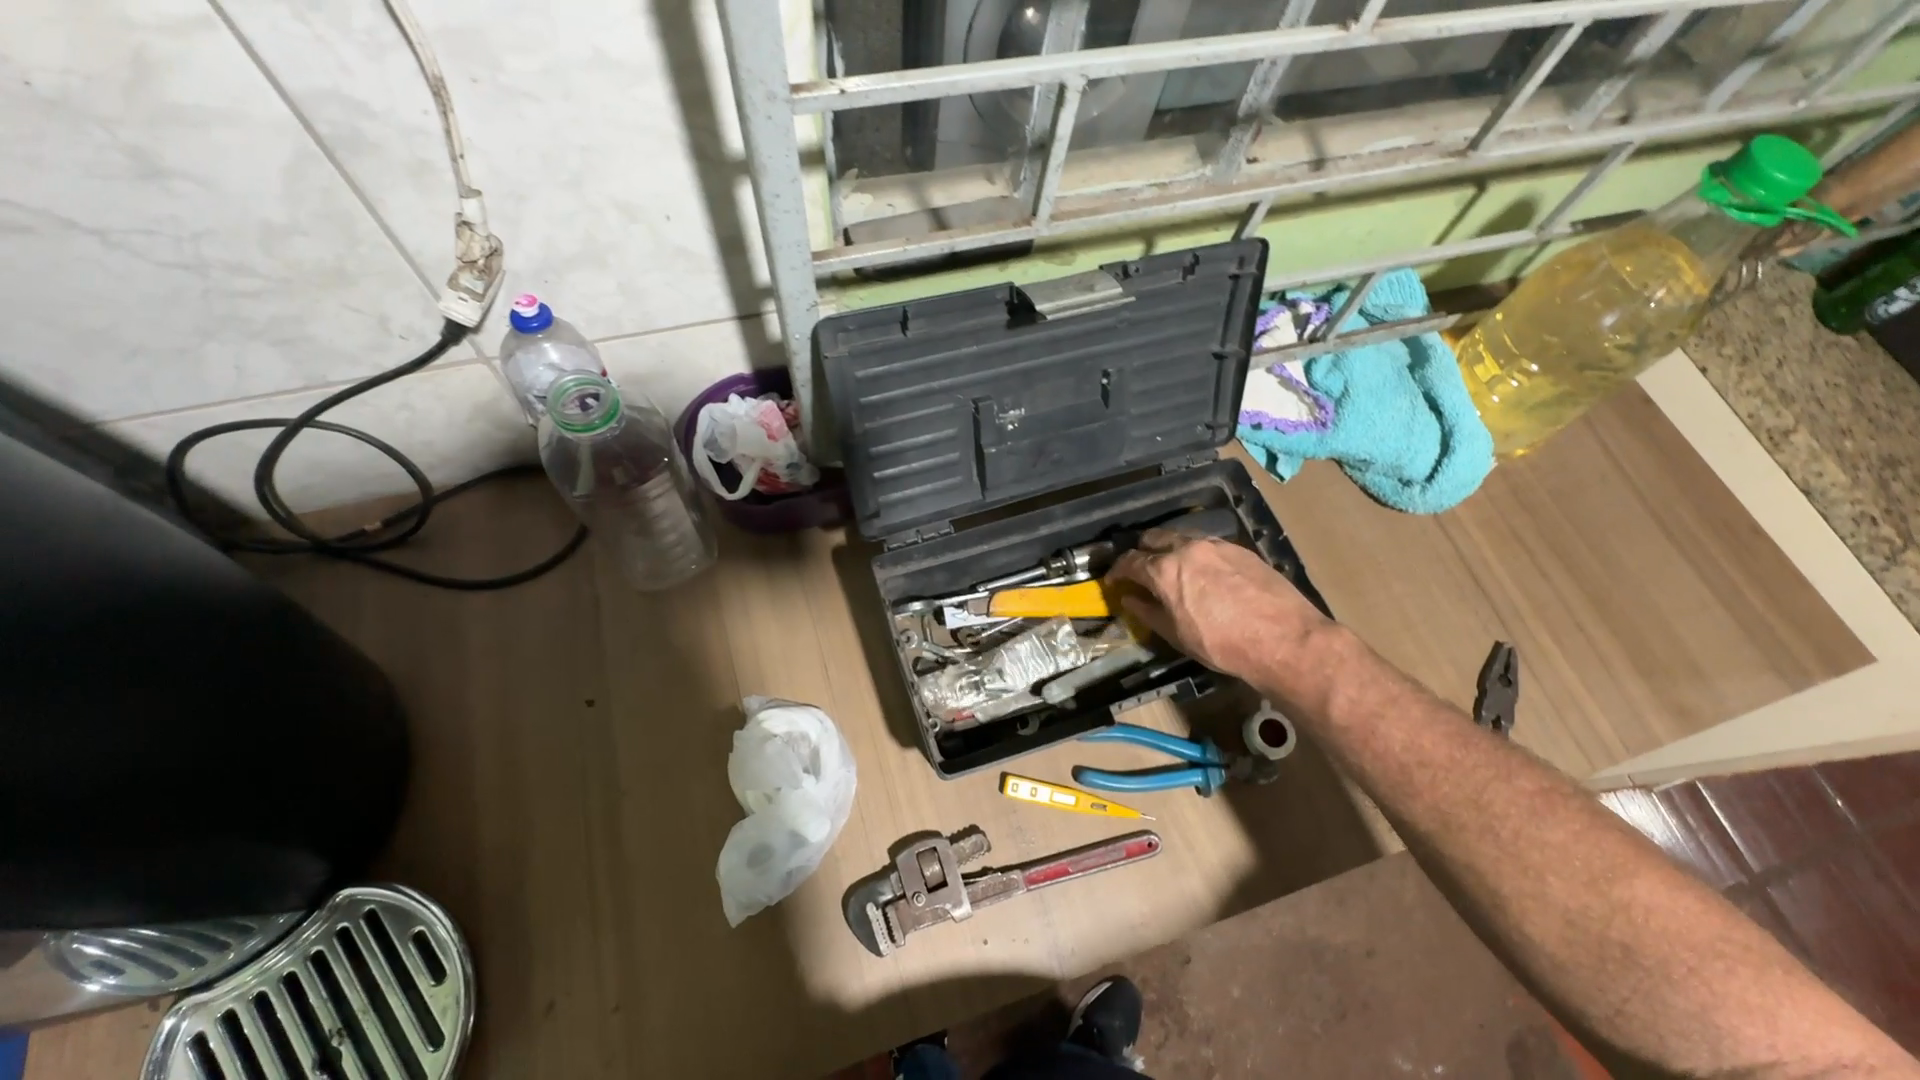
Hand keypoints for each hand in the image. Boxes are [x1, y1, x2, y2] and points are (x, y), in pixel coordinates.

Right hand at [1106, 528, 1331, 681]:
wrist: (1283, 638)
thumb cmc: (1222, 644)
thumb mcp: (1177, 634)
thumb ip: (1148, 612)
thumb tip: (1129, 599)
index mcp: (1165, 569)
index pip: (1130, 561)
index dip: (1117, 571)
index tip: (1114, 581)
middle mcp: (1188, 548)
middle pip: (1155, 539)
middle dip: (1142, 552)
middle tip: (1140, 570)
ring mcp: (1218, 546)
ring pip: (1184, 539)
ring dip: (1171, 551)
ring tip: (1173, 571)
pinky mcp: (1242, 551)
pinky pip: (1210, 547)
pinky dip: (1198, 556)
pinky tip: (1206, 575)